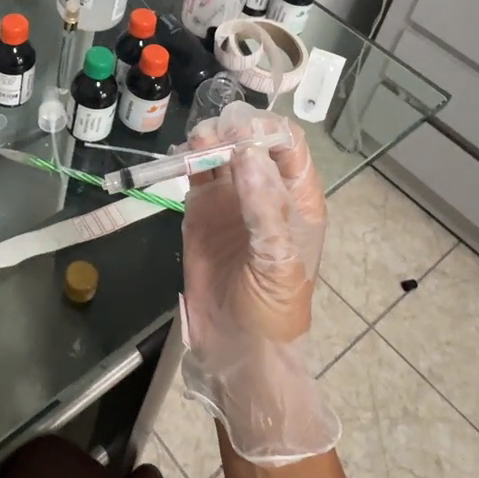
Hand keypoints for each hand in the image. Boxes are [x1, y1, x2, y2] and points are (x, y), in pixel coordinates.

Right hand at [181, 105, 326, 344]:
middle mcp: (265, 190)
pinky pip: (197, 173)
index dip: (268, 131)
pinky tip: (181, 156)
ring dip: (209, 140)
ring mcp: (232, 198)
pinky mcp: (202, 209)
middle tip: (213, 136)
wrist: (237, 347)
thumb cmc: (273, 309)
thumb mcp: (278, 263)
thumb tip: (247, 155)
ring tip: (195, 144)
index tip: (241, 133)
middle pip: (253, 142)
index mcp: (297, 199)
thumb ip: (264, 210)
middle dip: (234, 130)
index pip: (289, 146)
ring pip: (223, 152)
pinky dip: (188, 159)